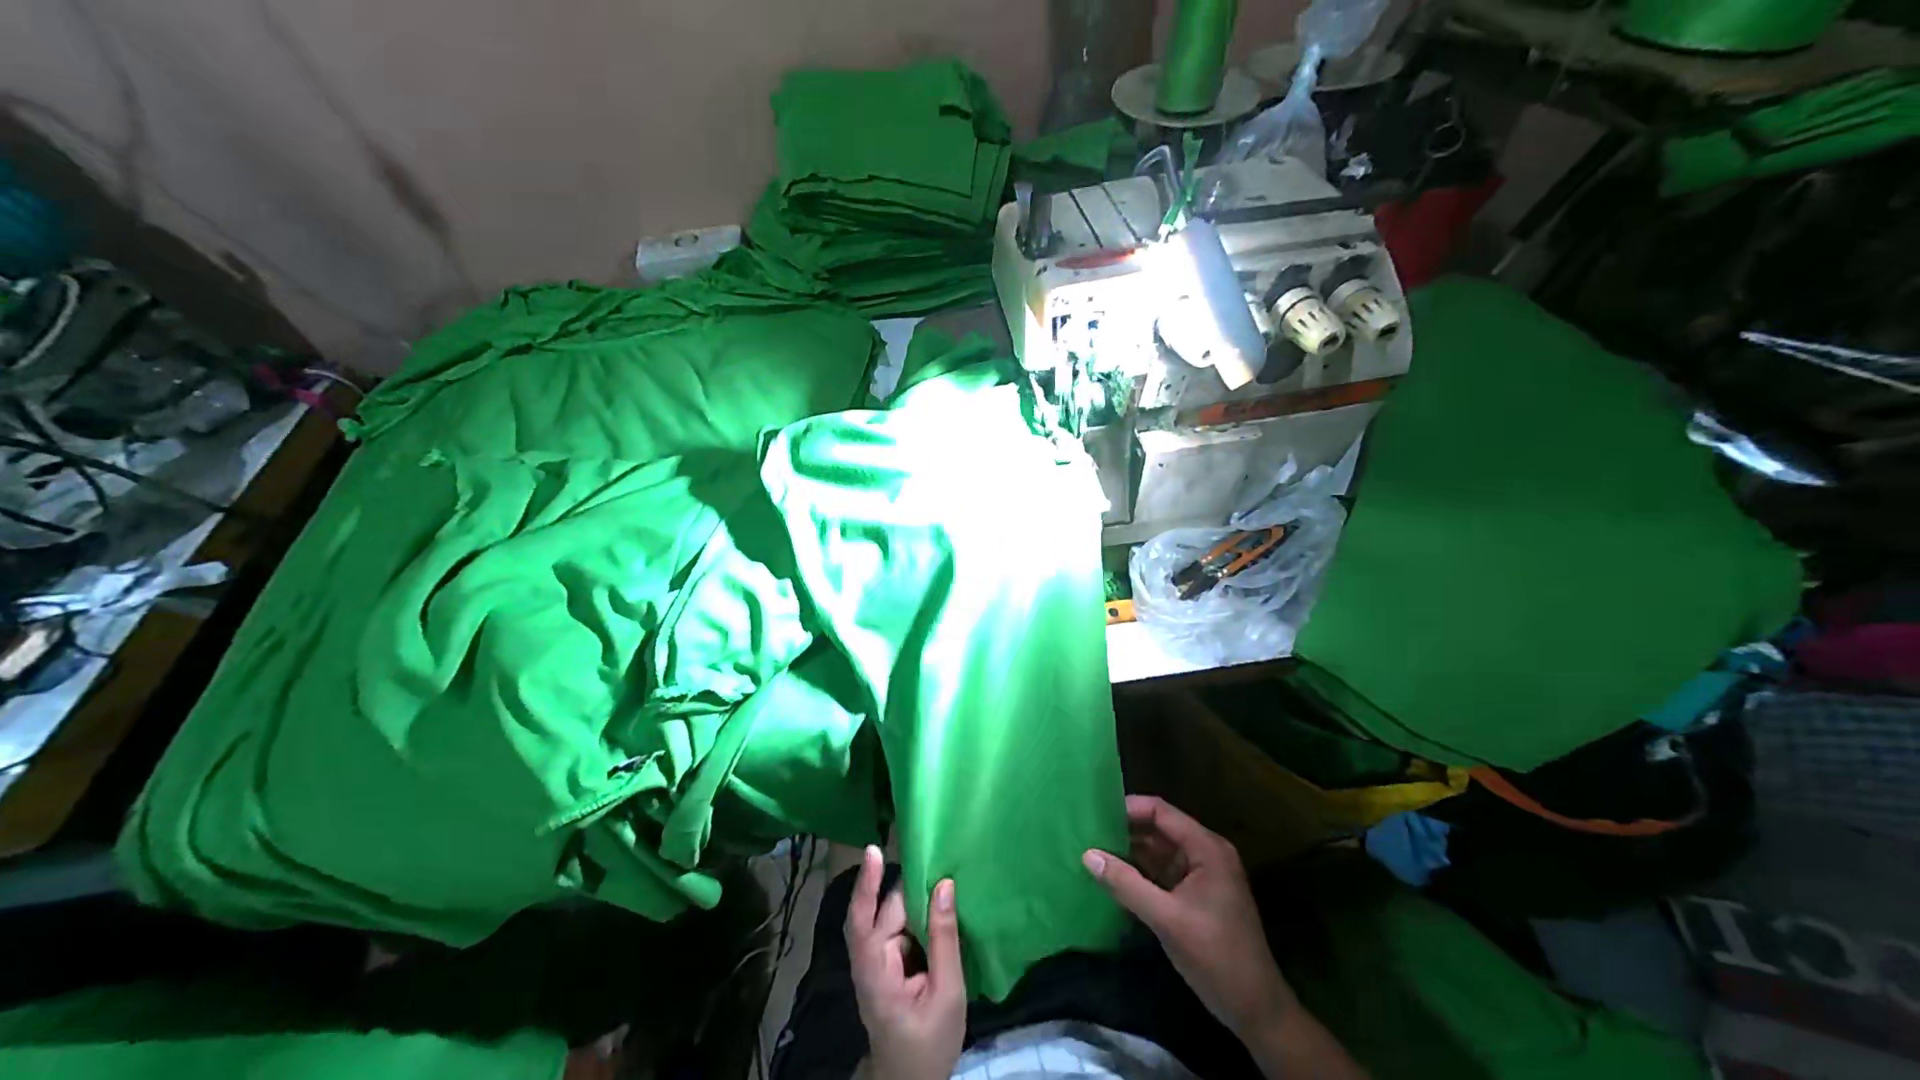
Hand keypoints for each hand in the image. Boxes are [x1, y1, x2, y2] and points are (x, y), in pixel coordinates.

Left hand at [845, 846, 965, 1079]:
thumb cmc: (928, 1043)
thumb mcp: (947, 993)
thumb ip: (944, 938)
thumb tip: (944, 885)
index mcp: (874, 968)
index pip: (870, 916)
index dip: (870, 881)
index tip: (874, 848)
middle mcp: (867, 958)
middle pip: (882, 910)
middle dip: (904, 885)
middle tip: (936, 857)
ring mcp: (873, 961)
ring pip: (888, 916)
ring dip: (909, 897)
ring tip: (936, 873)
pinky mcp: (885, 964)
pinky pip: (896, 928)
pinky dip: (912, 913)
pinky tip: (933, 902)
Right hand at [1082, 795, 1296, 1036]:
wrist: (1256, 1009)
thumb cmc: (1216, 957)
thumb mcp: (1167, 919)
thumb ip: (1126, 884)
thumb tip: (1087, 854)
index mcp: (1207, 849)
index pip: (1161, 811)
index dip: (1128, 808)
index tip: (1093, 814)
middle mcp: (1206, 853)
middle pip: (1159, 828)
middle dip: (1125, 830)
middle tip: (1086, 832)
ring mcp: (1202, 875)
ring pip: (1159, 851)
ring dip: (1129, 851)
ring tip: (1092, 850)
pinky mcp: (1196, 896)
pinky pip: (1162, 872)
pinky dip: (1139, 872)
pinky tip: (1112, 877)